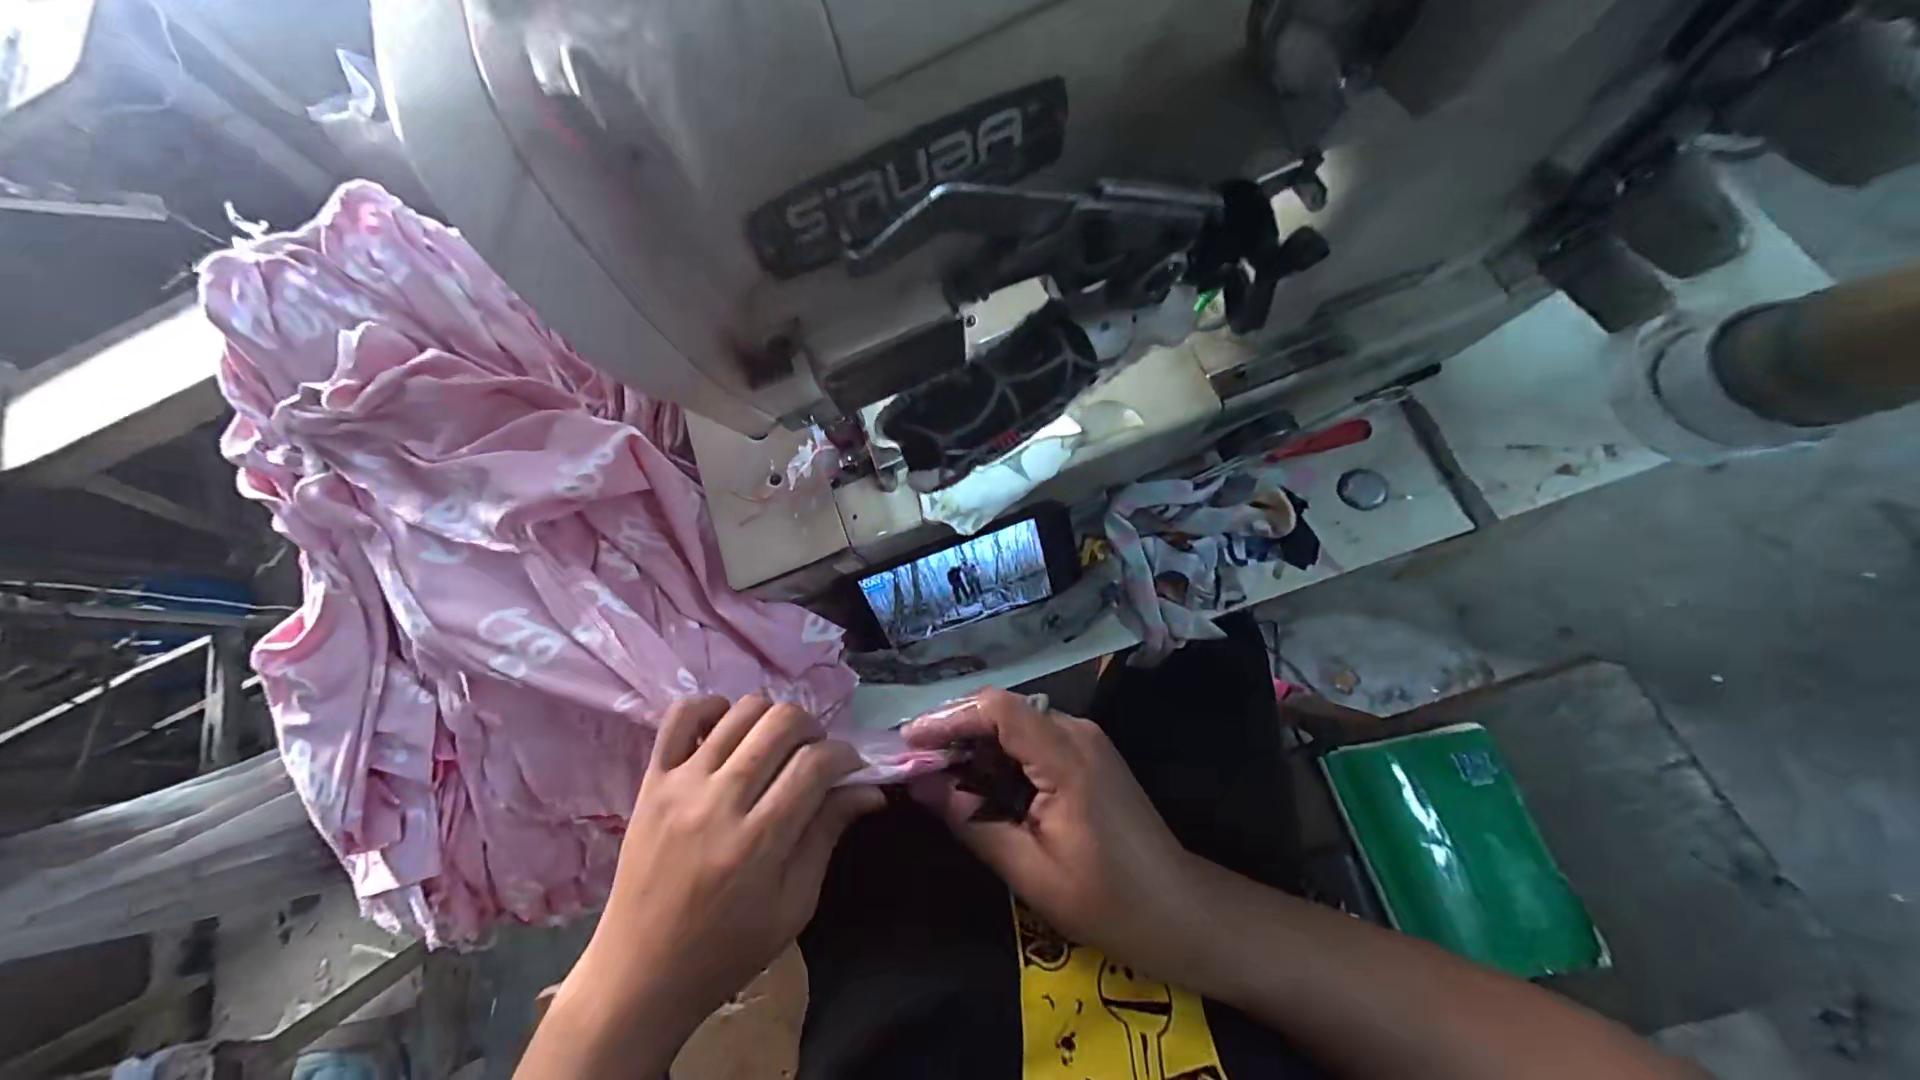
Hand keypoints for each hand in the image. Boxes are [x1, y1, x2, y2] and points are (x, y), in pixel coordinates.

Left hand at [545, 695, 882, 1071]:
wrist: (639, 975)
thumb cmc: (727, 949)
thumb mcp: (794, 905)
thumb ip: (827, 836)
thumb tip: (869, 790)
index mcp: (759, 842)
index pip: (816, 764)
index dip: (845, 756)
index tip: (851, 768)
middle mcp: (720, 802)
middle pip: (782, 723)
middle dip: (814, 730)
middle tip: (815, 756)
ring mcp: (680, 786)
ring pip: (741, 711)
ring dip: (772, 718)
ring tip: (776, 746)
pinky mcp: (651, 781)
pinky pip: (681, 716)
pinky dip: (712, 708)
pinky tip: (728, 730)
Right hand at [903, 688, 1202, 980]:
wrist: (1180, 910)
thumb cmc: (1107, 900)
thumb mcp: (1029, 870)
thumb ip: (971, 820)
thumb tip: (919, 784)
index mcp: (1066, 756)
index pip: (997, 708)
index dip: (948, 718)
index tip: (908, 741)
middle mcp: (1077, 732)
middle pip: (1004, 709)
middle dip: (955, 730)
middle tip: (914, 761)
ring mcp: (1086, 739)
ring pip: (1017, 722)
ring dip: (976, 743)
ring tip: (936, 772)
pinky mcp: (1089, 753)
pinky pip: (1034, 738)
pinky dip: (1001, 753)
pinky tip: (979, 781)